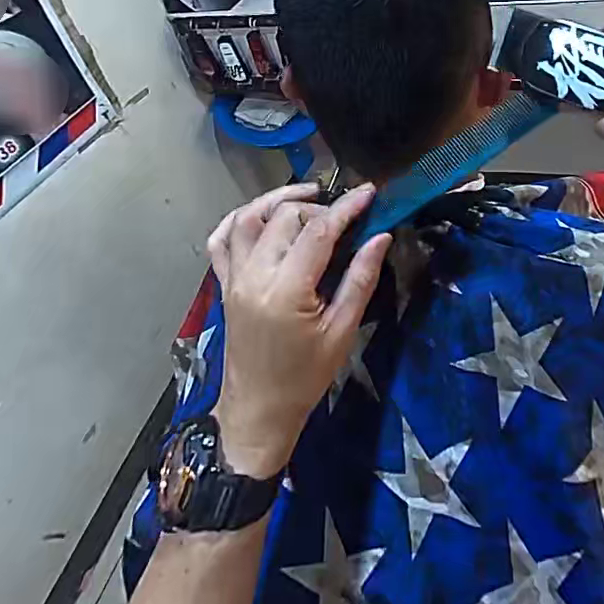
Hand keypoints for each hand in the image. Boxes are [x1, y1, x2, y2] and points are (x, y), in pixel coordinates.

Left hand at [204, 183, 390, 477]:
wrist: (258, 412)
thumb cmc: (305, 377)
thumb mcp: (343, 331)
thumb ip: (361, 279)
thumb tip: (381, 236)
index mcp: (285, 291)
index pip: (318, 230)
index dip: (346, 206)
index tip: (370, 192)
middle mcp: (254, 276)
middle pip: (284, 216)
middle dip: (319, 205)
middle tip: (346, 215)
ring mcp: (233, 278)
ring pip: (248, 218)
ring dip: (279, 200)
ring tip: (310, 196)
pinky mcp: (224, 284)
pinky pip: (222, 239)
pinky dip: (241, 218)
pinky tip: (264, 213)